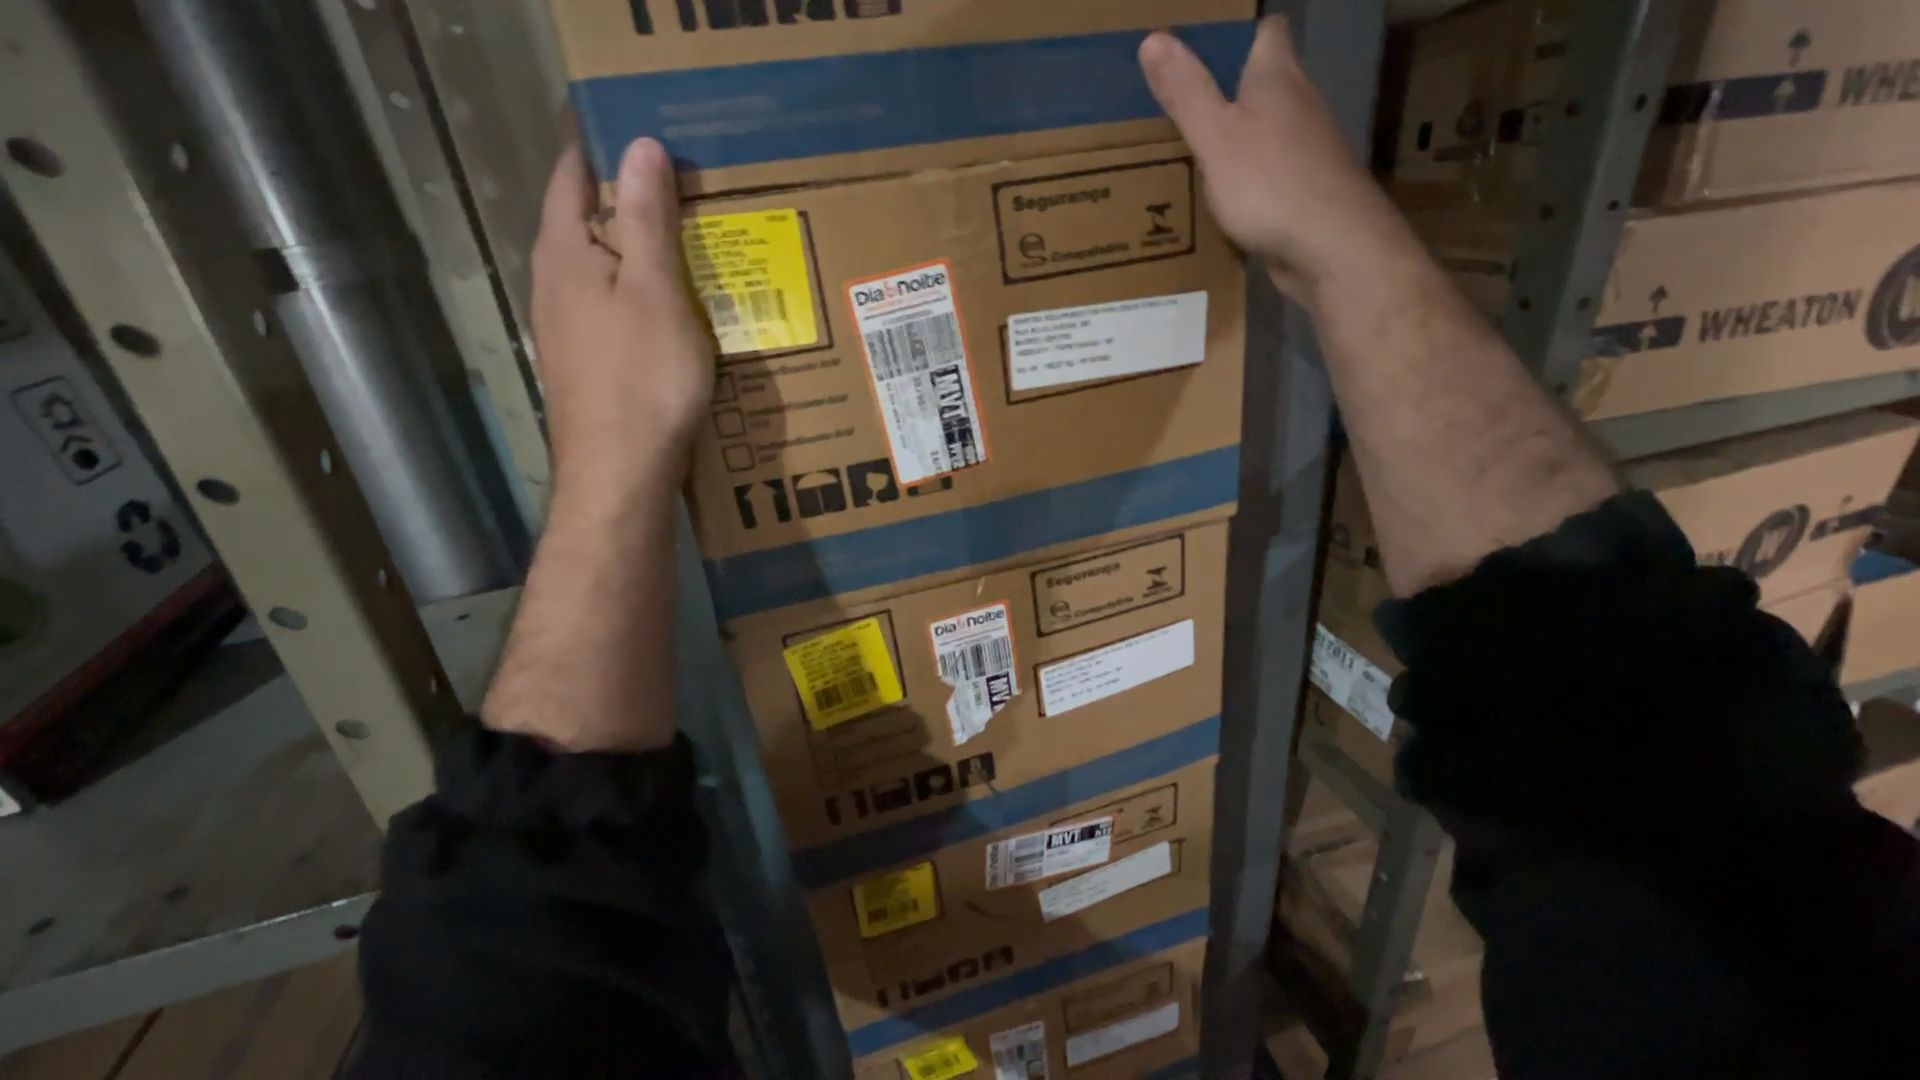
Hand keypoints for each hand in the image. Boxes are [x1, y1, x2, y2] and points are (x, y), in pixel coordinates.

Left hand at [530, 136, 712, 503]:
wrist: (619, 471)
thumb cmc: (641, 376)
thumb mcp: (654, 289)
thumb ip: (646, 218)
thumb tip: (639, 144)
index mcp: (564, 252)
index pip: (573, 173)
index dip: (600, 143)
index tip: (639, 121)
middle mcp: (554, 282)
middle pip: (586, 219)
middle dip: (629, 195)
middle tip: (684, 177)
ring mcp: (566, 325)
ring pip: (602, 266)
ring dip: (638, 247)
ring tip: (689, 235)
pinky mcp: (587, 360)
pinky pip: (613, 305)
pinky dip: (642, 290)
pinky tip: (675, 303)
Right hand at [1140, 17, 1417, 299]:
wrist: (1332, 247)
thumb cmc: (1270, 184)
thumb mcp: (1216, 137)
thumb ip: (1186, 93)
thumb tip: (1153, 38)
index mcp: (1278, 79)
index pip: (1268, 33)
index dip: (1237, 38)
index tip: (1199, 55)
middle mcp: (1301, 105)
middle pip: (1266, 85)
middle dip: (1227, 93)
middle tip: (1180, 109)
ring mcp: (1310, 151)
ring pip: (1268, 133)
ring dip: (1238, 141)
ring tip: (1192, 157)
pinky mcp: (1309, 192)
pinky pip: (1272, 175)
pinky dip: (1249, 181)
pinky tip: (1222, 202)